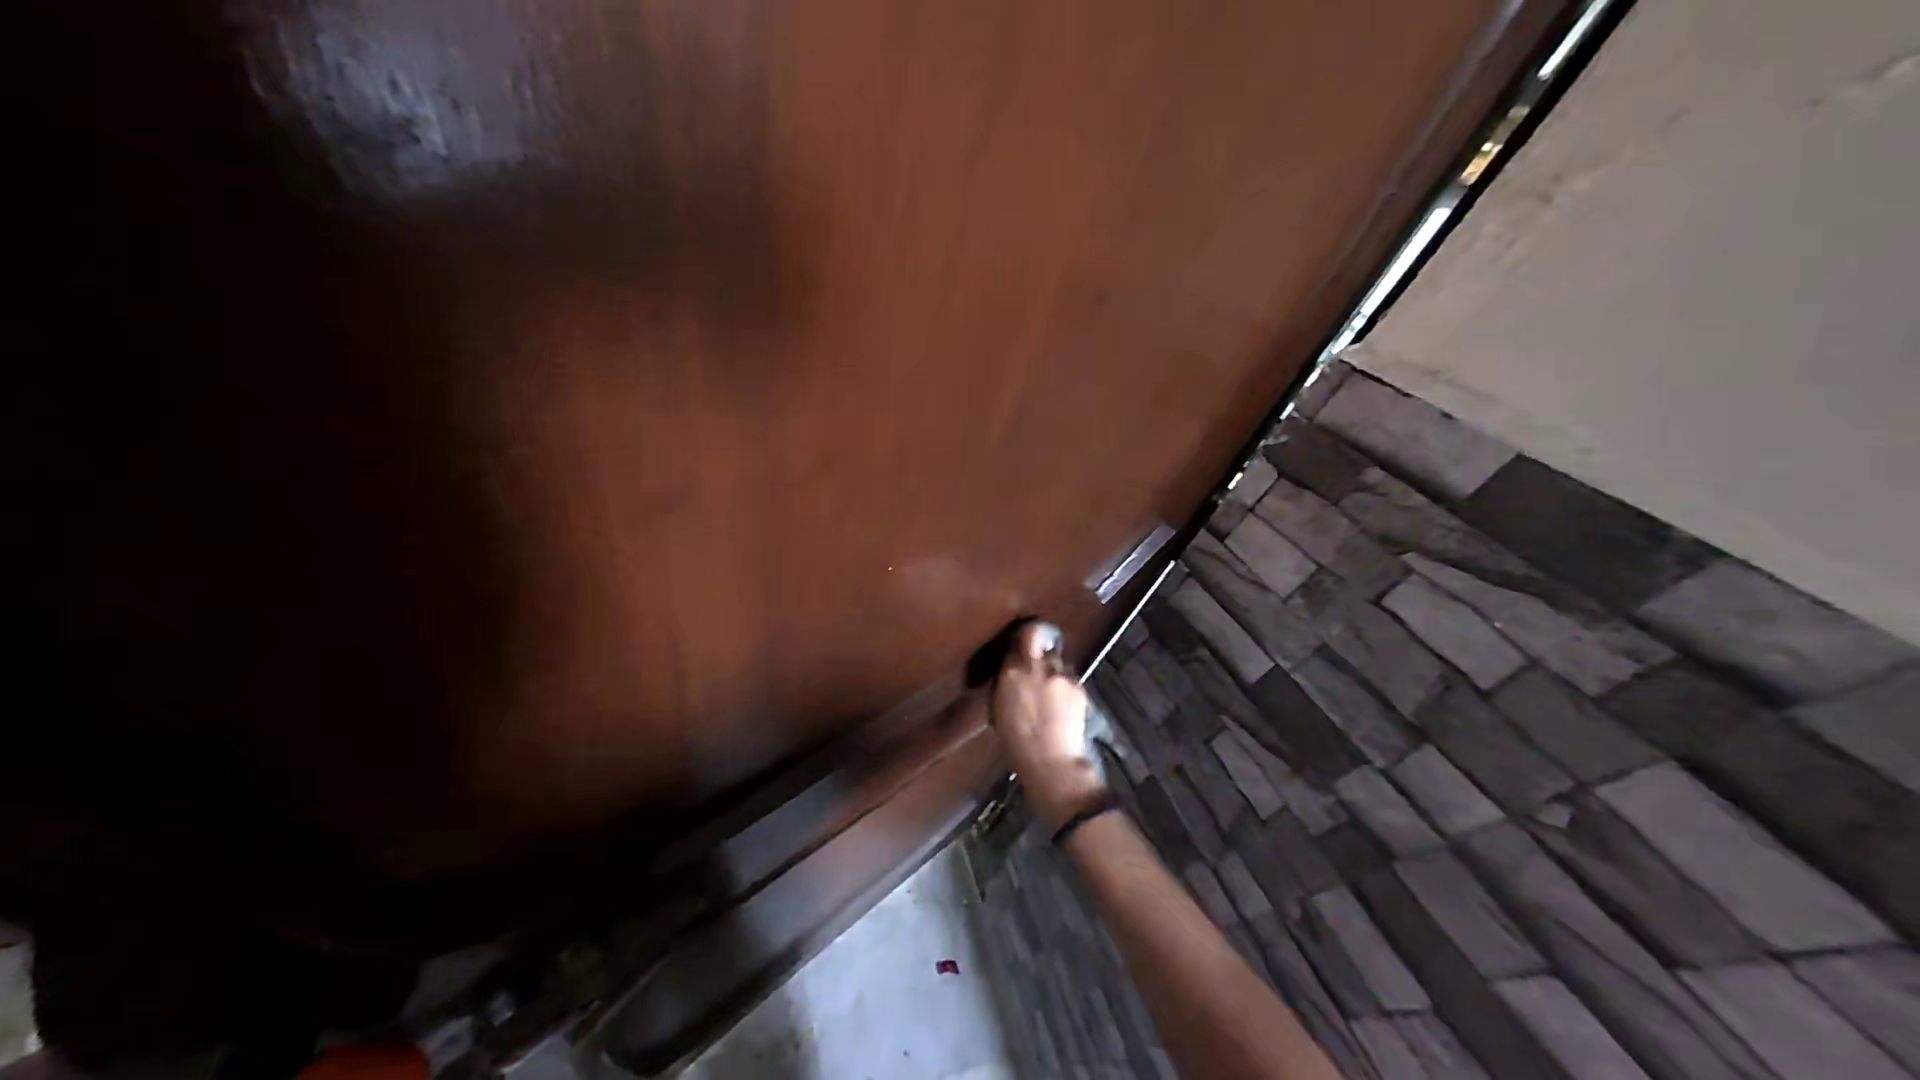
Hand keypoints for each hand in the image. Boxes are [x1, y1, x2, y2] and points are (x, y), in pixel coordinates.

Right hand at [990, 621, 1108, 829]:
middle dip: (1039, 646)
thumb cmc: (1016, 743)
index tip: (1024, 642)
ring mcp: (1061, 675)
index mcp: (1011, 673)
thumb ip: (1006, 684)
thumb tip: (1010, 672)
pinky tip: (1065, 704)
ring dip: (1054, 669)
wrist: (1051, 761)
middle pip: (1041, 639)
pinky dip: (1067, 685)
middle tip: (1038, 660)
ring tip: (1053, 690)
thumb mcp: (999, 710)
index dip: (1024, 638)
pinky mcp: (1079, 687)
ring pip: (1058, 661)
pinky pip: (1071, 678)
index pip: (1021, 637)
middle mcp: (1037, 667)